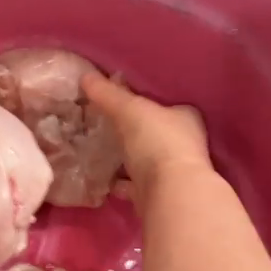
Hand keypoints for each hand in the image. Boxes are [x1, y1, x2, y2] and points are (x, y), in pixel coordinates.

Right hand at [83, 74, 212, 203]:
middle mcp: (184, 144)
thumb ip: (108, 94)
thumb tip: (85, 76)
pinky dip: (120, 183)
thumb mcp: (129, 110)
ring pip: (146, 160)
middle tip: (106, 127)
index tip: (122, 104)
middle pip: (155, 134)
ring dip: (126, 159)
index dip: (147, 104)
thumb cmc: (157, 142)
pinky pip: (134, 185)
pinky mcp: (157, 194)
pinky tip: (102, 179)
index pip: (167, 106)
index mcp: (185, 118)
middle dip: (133, 132)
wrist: (168, 192)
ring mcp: (172, 172)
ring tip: (99, 152)